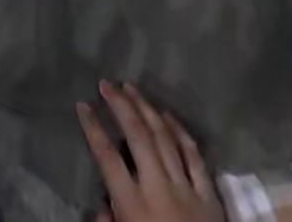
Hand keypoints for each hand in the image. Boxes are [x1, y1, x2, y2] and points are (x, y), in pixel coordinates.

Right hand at [77, 82, 223, 221]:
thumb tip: (100, 207)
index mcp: (133, 205)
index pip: (106, 155)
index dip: (92, 127)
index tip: (82, 104)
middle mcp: (158, 189)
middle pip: (137, 136)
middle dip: (120, 105)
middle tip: (106, 84)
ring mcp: (186, 189)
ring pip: (164, 138)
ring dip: (146, 109)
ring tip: (131, 87)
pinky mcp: (209, 196)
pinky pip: (194, 156)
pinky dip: (179, 132)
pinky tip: (167, 115)